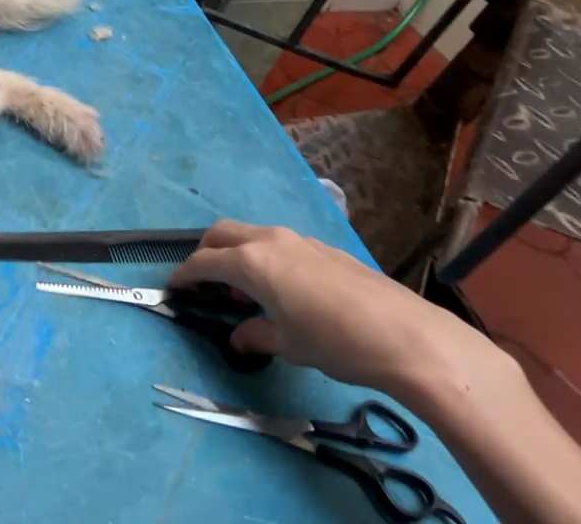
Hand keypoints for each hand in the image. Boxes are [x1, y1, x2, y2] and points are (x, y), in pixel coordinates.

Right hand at [169, 221, 505, 401]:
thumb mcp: (288, 346)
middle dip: (205, 253)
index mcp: (251, 262)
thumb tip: (240, 336)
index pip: (203, 262)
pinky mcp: (325, 249)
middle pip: (221, 234)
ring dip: (237, 254)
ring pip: (252, 235)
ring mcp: (300, 240)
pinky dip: (265, 258)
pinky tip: (282, 290)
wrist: (408, 337)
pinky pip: (279, 244)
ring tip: (245, 291)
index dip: (184, 276)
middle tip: (203, 282)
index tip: (172, 289)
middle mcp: (269, 241)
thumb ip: (256, 335)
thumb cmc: (335, 342)